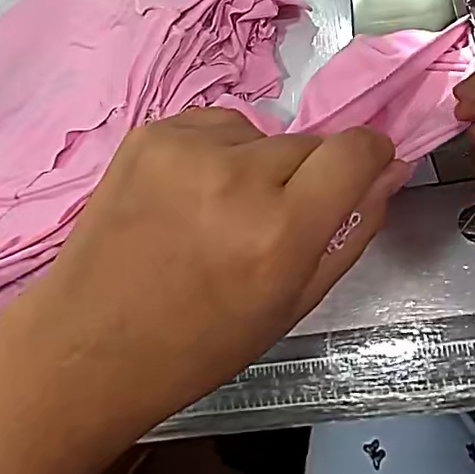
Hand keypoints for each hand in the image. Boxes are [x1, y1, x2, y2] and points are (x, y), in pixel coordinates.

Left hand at [0, 108, 410, 473]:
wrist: (84, 346)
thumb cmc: (198, 342)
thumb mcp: (293, 303)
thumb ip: (354, 229)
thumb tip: (391, 167)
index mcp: (278, 232)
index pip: (355, 150)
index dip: (369, 154)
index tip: (364, 165)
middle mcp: (235, 177)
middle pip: (309, 143)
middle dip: (304, 175)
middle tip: (269, 218)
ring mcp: (187, 147)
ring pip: (263, 133)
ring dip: (257, 163)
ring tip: (218, 210)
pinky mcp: (152, 131)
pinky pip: (217, 126)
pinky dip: (216, 153)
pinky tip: (186, 195)